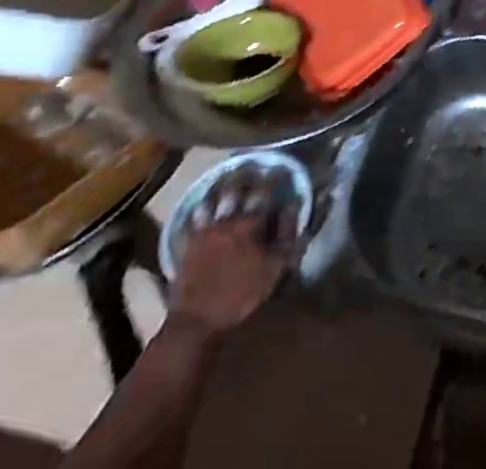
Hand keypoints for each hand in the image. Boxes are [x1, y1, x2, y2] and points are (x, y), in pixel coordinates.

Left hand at [170, 165, 300, 332]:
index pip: (265, 194)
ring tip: (226, 175)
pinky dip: (197, 207)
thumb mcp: (274, 272)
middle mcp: (226, 220)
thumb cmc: (241, 295)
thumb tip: (298, 220)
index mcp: (249, 225)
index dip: (273, 179)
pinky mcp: (187, 243)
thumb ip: (289, 242)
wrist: (197, 320)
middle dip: (246, 176)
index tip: (280, 168)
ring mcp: (204, 230)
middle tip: (252, 164)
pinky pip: (191, 218)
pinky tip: (200, 203)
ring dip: (221, 185)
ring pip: (212, 199)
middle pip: (236, 190)